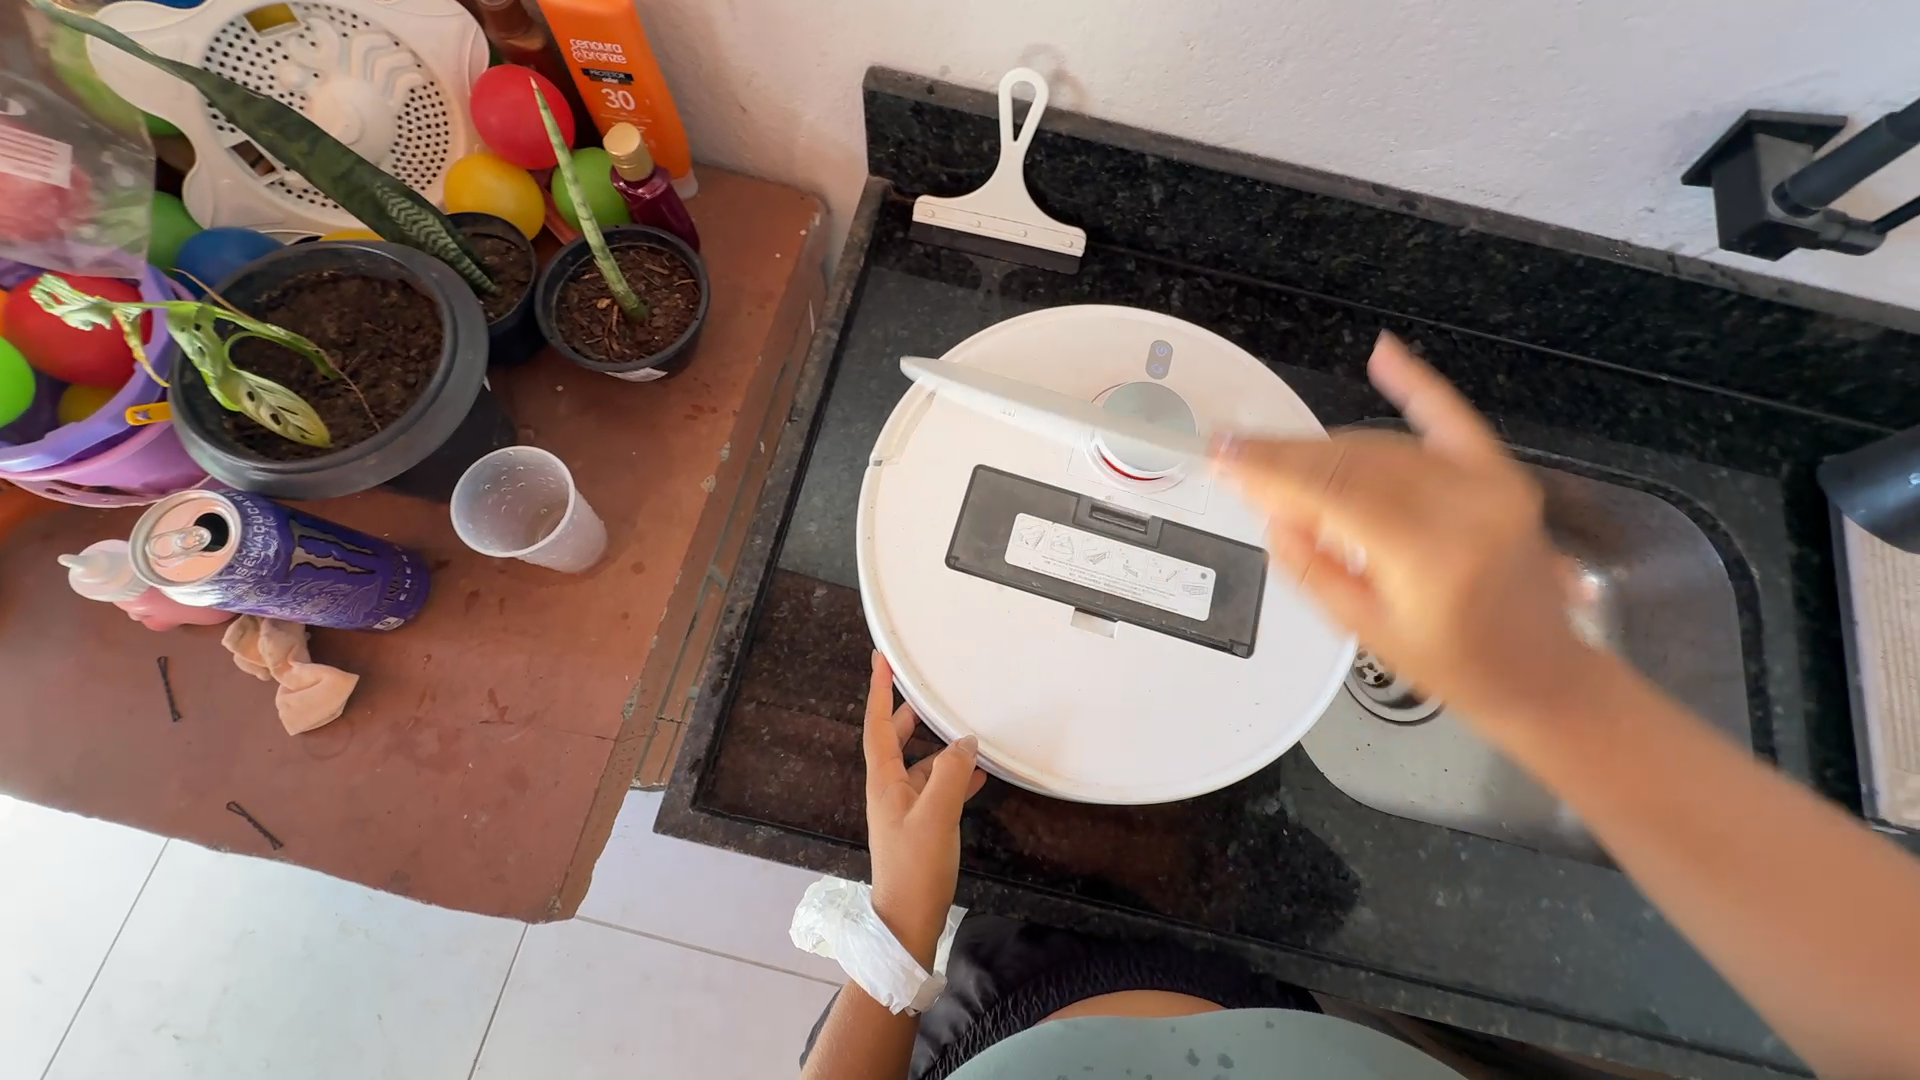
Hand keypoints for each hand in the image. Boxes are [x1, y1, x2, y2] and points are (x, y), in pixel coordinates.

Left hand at [863, 651, 986, 967]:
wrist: (908, 921)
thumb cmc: (915, 868)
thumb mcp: (937, 816)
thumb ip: (952, 774)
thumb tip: (964, 742)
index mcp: (884, 781)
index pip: (878, 724)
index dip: (879, 691)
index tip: (881, 659)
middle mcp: (889, 789)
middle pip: (896, 739)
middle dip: (909, 713)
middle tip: (926, 689)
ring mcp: (904, 808)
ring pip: (921, 764)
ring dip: (940, 747)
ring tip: (966, 730)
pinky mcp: (919, 825)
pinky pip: (936, 788)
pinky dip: (955, 777)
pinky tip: (979, 774)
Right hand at [1211, 333, 1600, 727]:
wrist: (1541, 671)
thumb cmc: (1455, 663)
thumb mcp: (1361, 626)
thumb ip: (1309, 563)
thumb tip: (1269, 508)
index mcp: (1427, 554)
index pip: (1328, 490)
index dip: (1266, 468)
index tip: (1223, 456)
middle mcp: (1464, 507)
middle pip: (1350, 459)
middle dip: (1284, 455)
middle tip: (1235, 454)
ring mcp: (1487, 484)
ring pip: (1380, 443)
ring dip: (1320, 446)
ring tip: (1277, 456)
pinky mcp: (1499, 474)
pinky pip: (1449, 418)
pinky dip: (1414, 384)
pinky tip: (1385, 356)